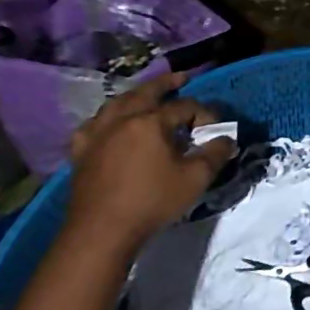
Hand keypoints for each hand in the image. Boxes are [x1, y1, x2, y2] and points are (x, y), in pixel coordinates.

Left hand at [65, 71, 236, 253]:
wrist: (102, 232)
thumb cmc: (152, 201)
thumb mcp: (196, 178)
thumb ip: (216, 153)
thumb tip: (228, 139)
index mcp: (150, 122)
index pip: (184, 107)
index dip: (205, 113)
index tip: (216, 128)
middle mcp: (122, 120)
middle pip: (146, 93)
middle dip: (167, 84)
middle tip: (181, 78)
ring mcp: (97, 135)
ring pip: (116, 104)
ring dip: (134, 96)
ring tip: (146, 95)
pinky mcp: (81, 153)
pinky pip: (92, 126)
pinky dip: (104, 119)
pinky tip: (107, 123)